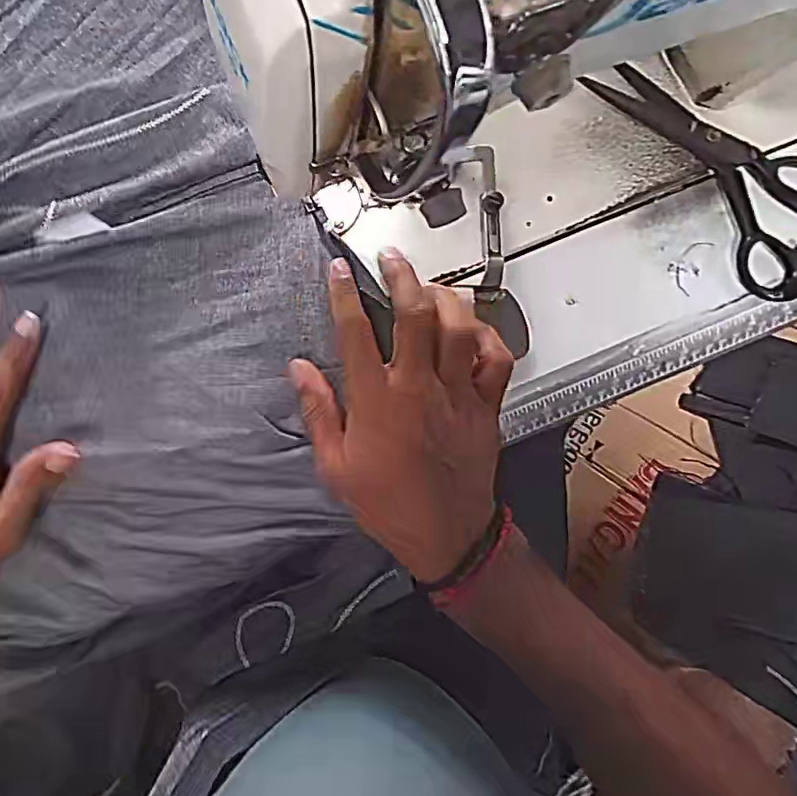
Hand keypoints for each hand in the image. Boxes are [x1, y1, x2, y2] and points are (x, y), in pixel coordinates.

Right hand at [288, 248, 514, 581]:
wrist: (446, 536)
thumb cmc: (390, 504)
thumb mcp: (335, 465)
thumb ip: (317, 411)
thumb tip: (299, 371)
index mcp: (377, 400)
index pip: (356, 331)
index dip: (344, 294)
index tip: (339, 271)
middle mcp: (418, 388)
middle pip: (414, 313)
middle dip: (401, 276)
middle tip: (391, 259)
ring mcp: (456, 395)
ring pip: (457, 326)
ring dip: (443, 297)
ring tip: (429, 285)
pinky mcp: (485, 406)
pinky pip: (496, 358)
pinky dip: (487, 334)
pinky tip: (472, 328)